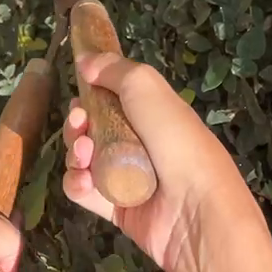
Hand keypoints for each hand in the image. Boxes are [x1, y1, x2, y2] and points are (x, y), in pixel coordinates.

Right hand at [63, 54, 271, 271]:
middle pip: (92, 124)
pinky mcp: (115, 207)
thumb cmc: (174, 138)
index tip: (81, 89)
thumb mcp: (145, 86)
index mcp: (149, 111)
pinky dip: (77, 183)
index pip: (111, 96)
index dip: (91, 91)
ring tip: (84, 154)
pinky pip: (84, 191)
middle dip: (77, 121)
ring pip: (84, 156)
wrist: (196, 209)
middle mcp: (137, 140)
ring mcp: (125, 174)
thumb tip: (84, 61)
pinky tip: (84, 181)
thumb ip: (113, 68)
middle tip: (79, 123)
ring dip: (75, 150)